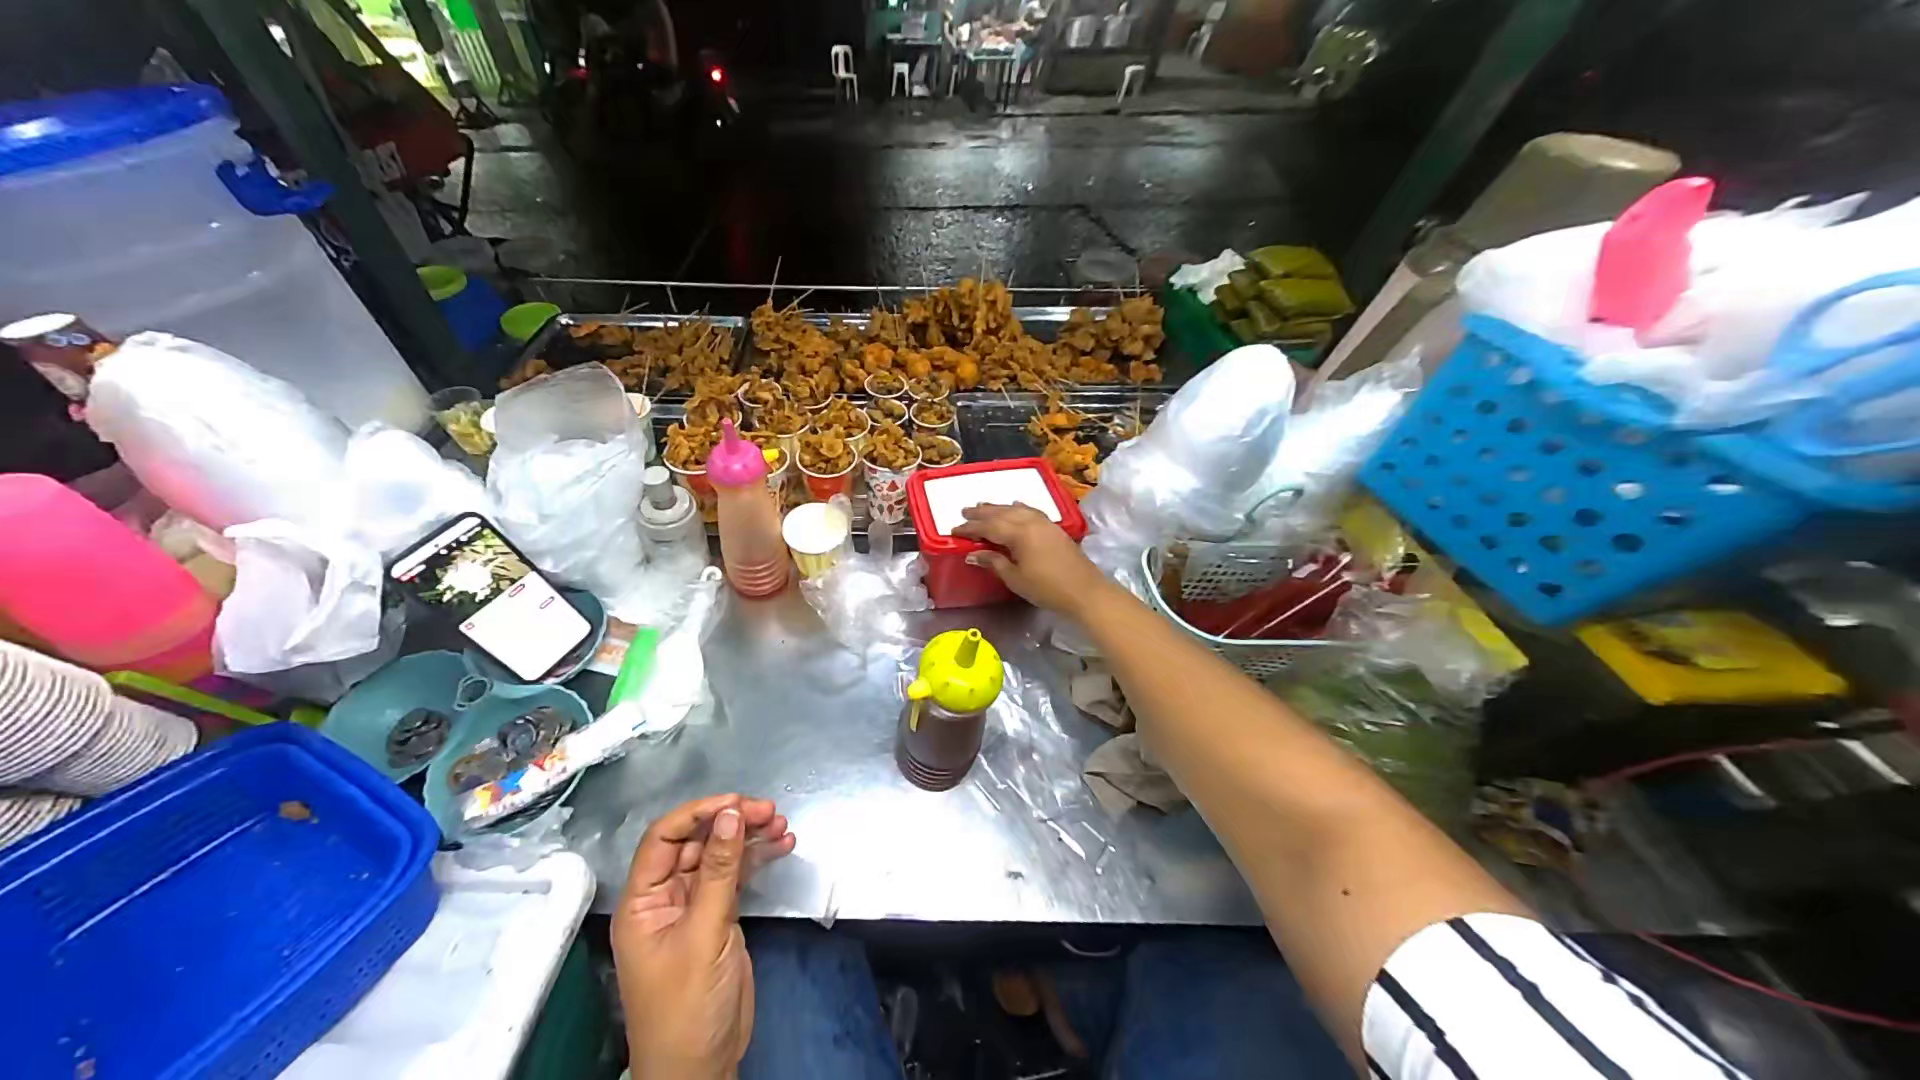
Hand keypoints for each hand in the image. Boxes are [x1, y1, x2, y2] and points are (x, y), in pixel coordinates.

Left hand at [611, 794, 796, 1079]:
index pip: (664, 839)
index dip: (698, 814)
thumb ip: (720, 871)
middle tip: (769, 811)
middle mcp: (665, 897)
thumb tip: (731, 814)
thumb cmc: (687, 1004)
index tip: (737, 803)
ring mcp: (694, 907)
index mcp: (643, 901)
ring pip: (721, 856)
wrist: (702, 1066)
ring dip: (750, 838)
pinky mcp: (719, 918)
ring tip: (782, 824)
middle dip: (732, 822)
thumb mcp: (704, 933)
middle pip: (697, 842)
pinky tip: (782, 846)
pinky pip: (737, 877)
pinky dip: (758, 860)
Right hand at [952, 503, 1118, 617]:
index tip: (954, 530)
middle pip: (1001, 513)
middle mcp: (1030, 521)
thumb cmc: (1046, 588)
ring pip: (1016, 509)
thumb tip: (972, 554)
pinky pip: (1030, 511)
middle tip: (965, 511)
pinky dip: (1018, 508)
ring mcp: (1044, 522)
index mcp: (1018, 533)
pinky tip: (1015, 508)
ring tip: (984, 507)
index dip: (970, 528)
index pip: (988, 526)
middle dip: (982, 512)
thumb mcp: (1015, 579)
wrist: (1084, 590)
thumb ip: (994, 562)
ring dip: (999, 508)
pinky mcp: (1054, 528)